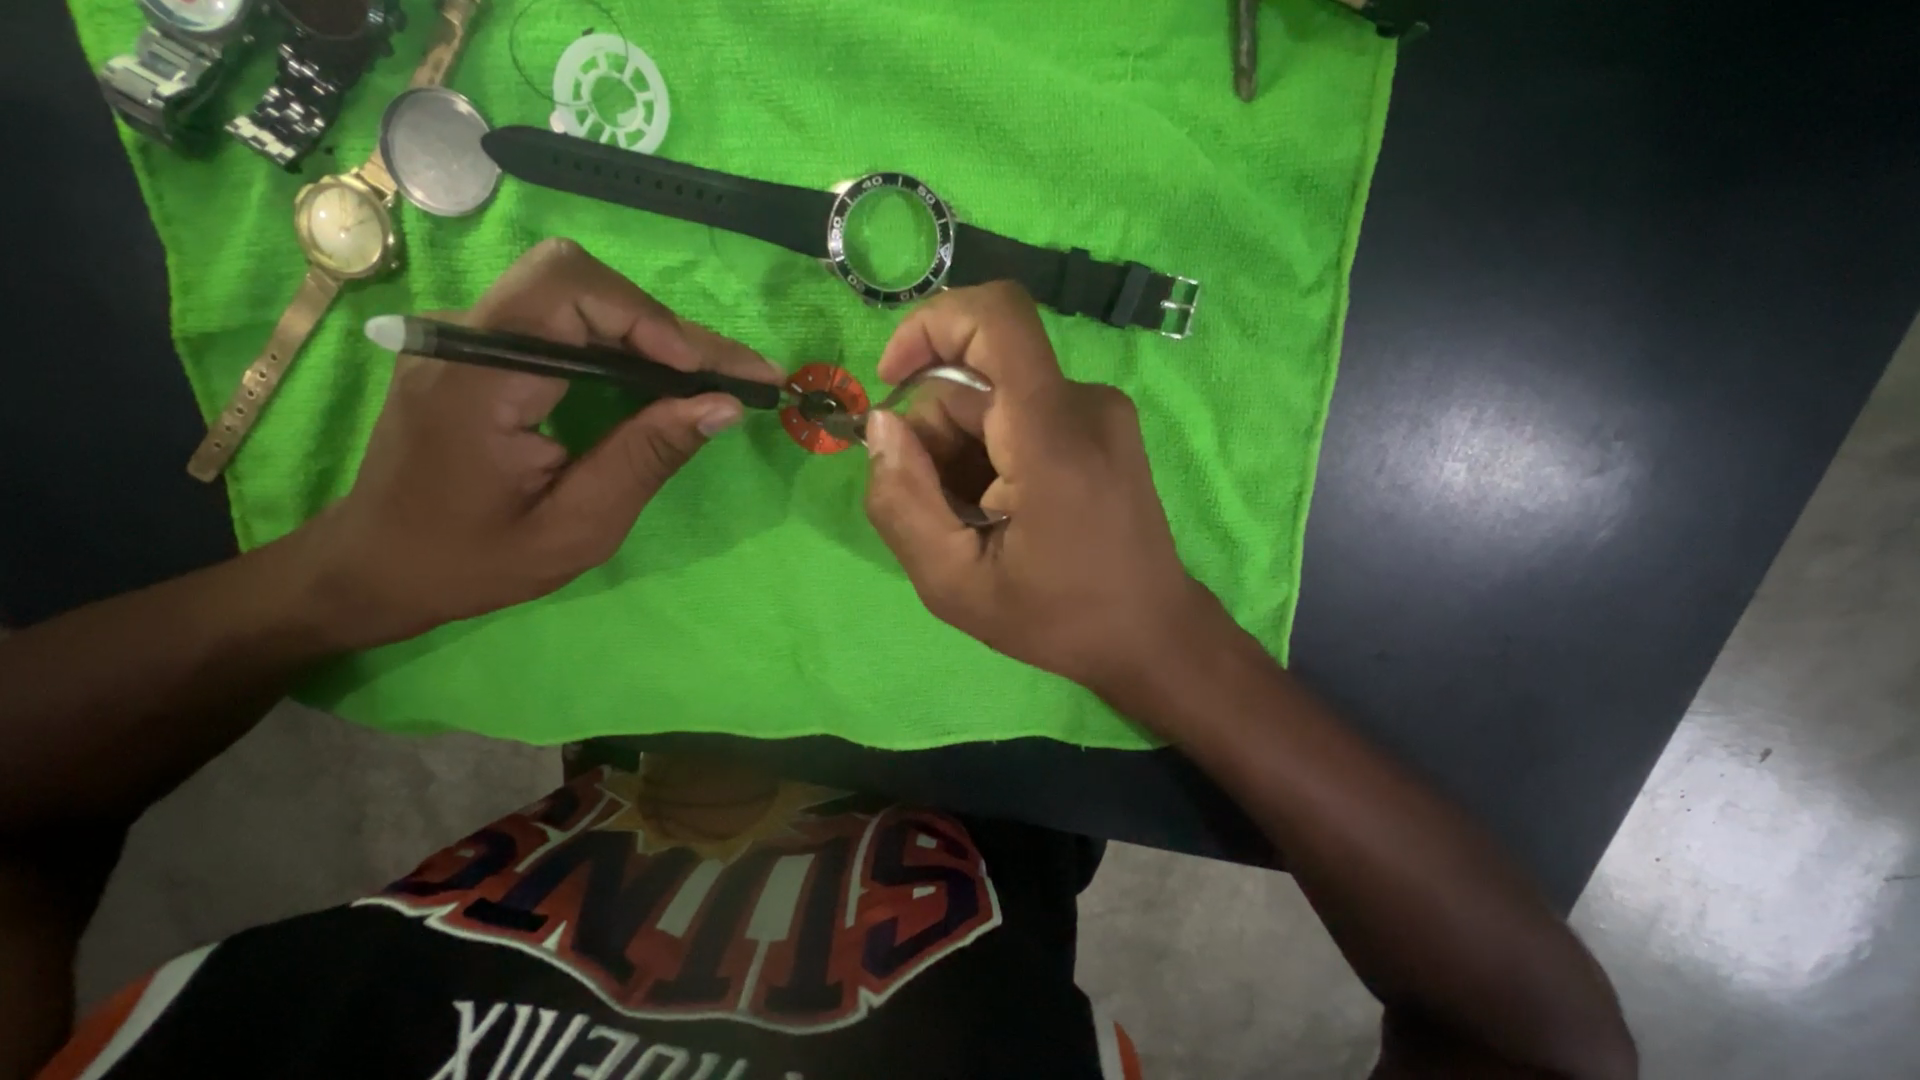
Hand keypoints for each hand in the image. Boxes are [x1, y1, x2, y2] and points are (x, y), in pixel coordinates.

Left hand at [301, 238, 781, 649]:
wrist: (376, 567)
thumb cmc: (472, 561)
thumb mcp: (575, 527)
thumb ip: (645, 458)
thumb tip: (724, 405)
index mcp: (478, 380)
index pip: (566, 291)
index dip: (647, 318)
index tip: (706, 374)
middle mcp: (463, 337)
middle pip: (578, 281)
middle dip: (666, 326)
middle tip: (736, 376)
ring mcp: (464, 337)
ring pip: (575, 294)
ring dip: (650, 332)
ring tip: (713, 379)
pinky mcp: (475, 349)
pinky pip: (559, 320)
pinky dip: (621, 342)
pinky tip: (661, 379)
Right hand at [862, 282, 1220, 698]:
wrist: (1151, 634)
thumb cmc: (1057, 619)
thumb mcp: (953, 585)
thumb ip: (901, 503)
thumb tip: (883, 426)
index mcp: (1052, 440)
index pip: (998, 317)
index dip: (931, 324)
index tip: (891, 379)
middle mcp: (1086, 405)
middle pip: (978, 377)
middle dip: (935, 434)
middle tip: (939, 511)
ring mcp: (1102, 412)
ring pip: (996, 398)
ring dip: (962, 451)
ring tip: (975, 522)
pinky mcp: (1105, 425)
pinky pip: (1023, 413)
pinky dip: (993, 452)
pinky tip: (1002, 510)